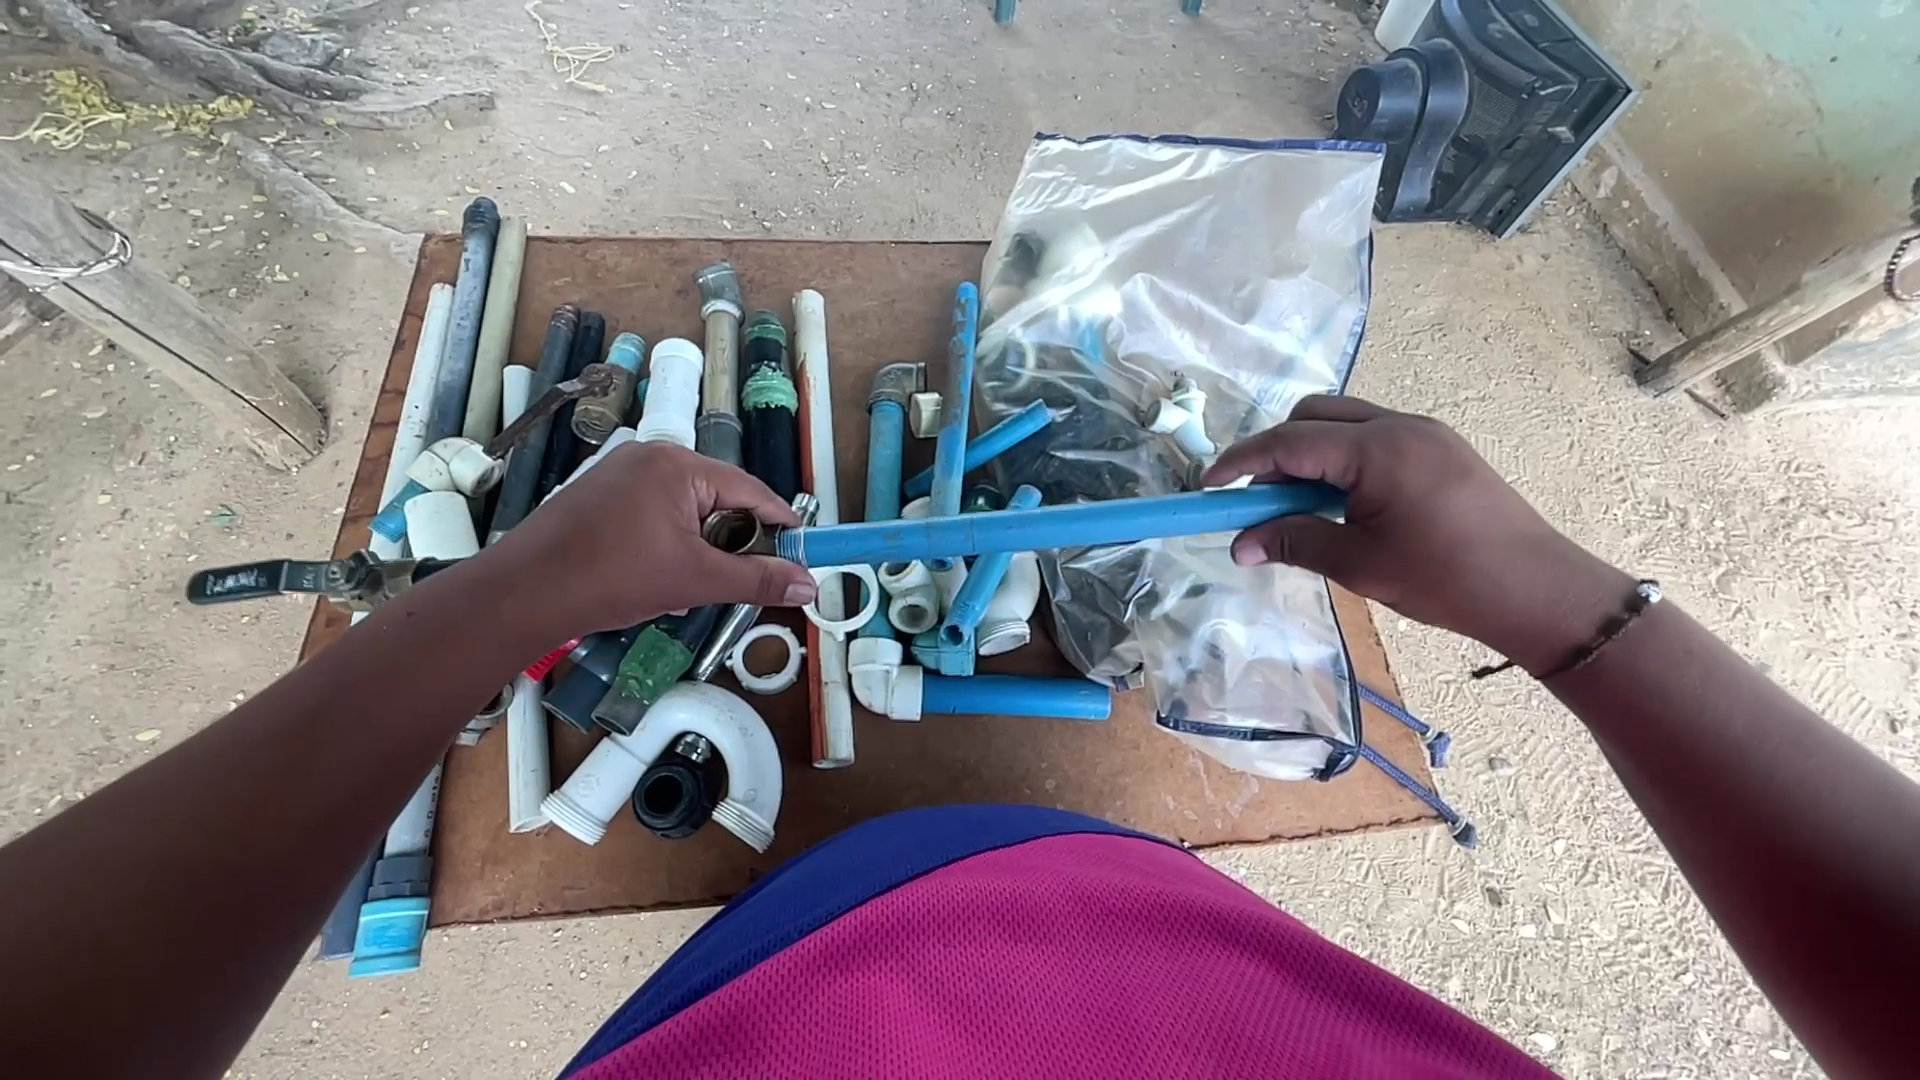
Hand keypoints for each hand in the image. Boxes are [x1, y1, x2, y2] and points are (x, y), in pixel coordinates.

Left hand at [483, 441, 816, 637]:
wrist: (520, 595)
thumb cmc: (612, 578)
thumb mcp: (696, 580)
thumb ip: (758, 579)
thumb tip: (808, 584)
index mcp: (679, 465)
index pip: (751, 491)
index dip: (781, 526)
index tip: (801, 555)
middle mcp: (651, 457)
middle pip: (719, 498)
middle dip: (735, 540)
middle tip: (744, 578)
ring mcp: (621, 473)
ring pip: (688, 509)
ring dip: (704, 546)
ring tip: (698, 584)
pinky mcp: (600, 494)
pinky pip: (657, 512)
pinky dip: (673, 542)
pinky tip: (664, 576)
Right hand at [1202, 396, 1633, 674]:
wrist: (1540, 592)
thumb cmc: (1445, 579)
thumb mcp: (1357, 563)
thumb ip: (1292, 542)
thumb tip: (1237, 546)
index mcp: (1377, 449)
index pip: (1289, 441)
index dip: (1241, 462)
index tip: (1209, 485)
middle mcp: (1400, 426)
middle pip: (1313, 415)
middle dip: (1274, 451)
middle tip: (1259, 499)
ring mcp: (1424, 433)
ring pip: (1342, 421)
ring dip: (1308, 453)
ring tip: (1300, 505)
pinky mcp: (1438, 448)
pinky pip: (1370, 436)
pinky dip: (1339, 459)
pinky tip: (1341, 501)